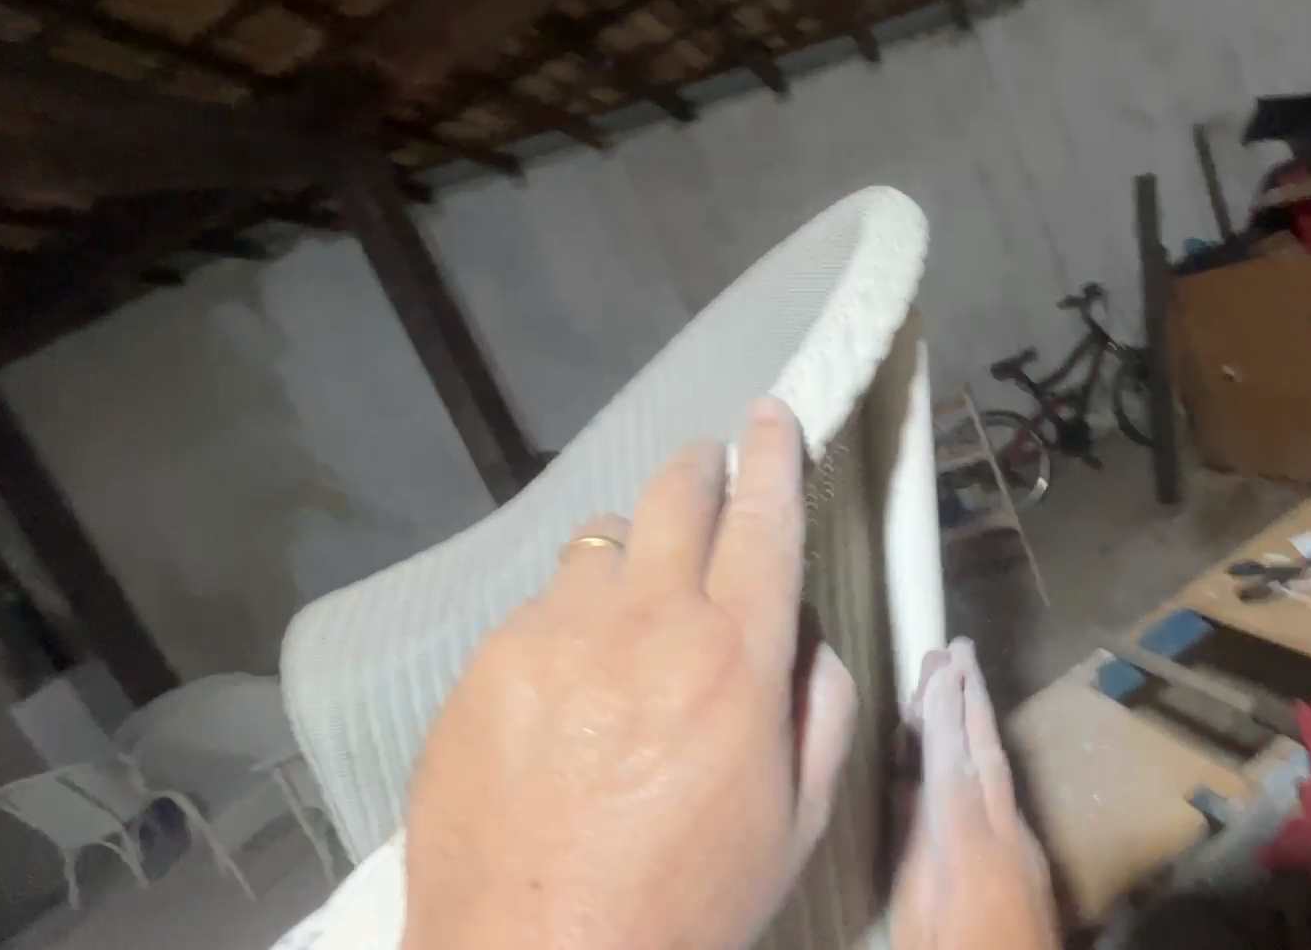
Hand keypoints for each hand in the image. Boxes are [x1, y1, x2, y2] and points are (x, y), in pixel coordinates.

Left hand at [401, 398, 856, 949]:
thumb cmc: (689, 896)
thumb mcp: (799, 817)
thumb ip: (820, 702)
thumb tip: (802, 629)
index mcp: (732, 658)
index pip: (765, 522)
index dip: (774, 456)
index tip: (773, 414)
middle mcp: (646, 622)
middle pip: (675, 497)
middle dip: (700, 467)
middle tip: (706, 464)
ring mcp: (558, 633)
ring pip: (603, 542)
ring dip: (630, 553)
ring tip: (630, 610)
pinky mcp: (490, 660)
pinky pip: (546, 603)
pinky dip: (573, 617)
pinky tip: (567, 684)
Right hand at [892, 640, 1058, 949]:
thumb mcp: (916, 914)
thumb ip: (912, 844)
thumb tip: (905, 785)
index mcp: (966, 841)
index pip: (951, 758)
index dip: (943, 709)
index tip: (938, 665)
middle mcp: (1002, 830)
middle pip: (984, 749)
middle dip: (971, 694)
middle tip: (959, 646)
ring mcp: (1022, 844)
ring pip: (997, 767)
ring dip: (979, 718)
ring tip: (964, 675)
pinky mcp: (1030, 860)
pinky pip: (1003, 792)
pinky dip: (985, 757)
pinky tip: (974, 748)